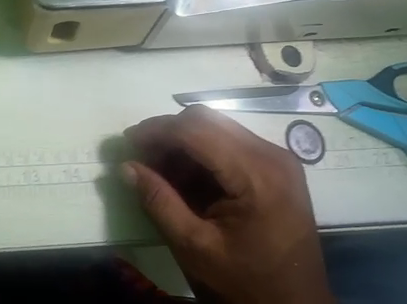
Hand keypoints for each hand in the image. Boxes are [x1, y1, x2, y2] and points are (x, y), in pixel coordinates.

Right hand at [124, 106, 330, 303]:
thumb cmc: (247, 285)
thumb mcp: (196, 249)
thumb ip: (160, 203)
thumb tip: (127, 166)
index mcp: (256, 175)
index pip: (197, 130)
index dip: (158, 130)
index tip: (127, 140)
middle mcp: (272, 154)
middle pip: (208, 122)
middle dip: (170, 134)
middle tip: (142, 157)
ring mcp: (279, 158)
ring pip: (219, 128)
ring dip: (186, 142)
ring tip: (161, 170)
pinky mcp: (279, 167)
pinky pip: (234, 143)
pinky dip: (205, 153)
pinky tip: (188, 177)